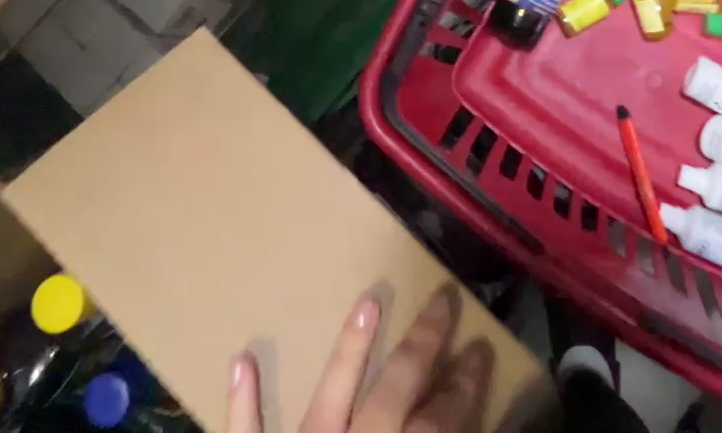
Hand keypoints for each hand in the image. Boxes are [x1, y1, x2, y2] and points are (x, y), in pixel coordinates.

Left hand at [225, 285, 491, 432]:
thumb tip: (458, 420)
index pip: (439, 421)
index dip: (465, 387)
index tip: (481, 350)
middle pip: (394, 392)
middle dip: (423, 346)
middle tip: (444, 299)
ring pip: (328, 397)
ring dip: (349, 349)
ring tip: (367, 300)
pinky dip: (243, 401)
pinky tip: (240, 358)